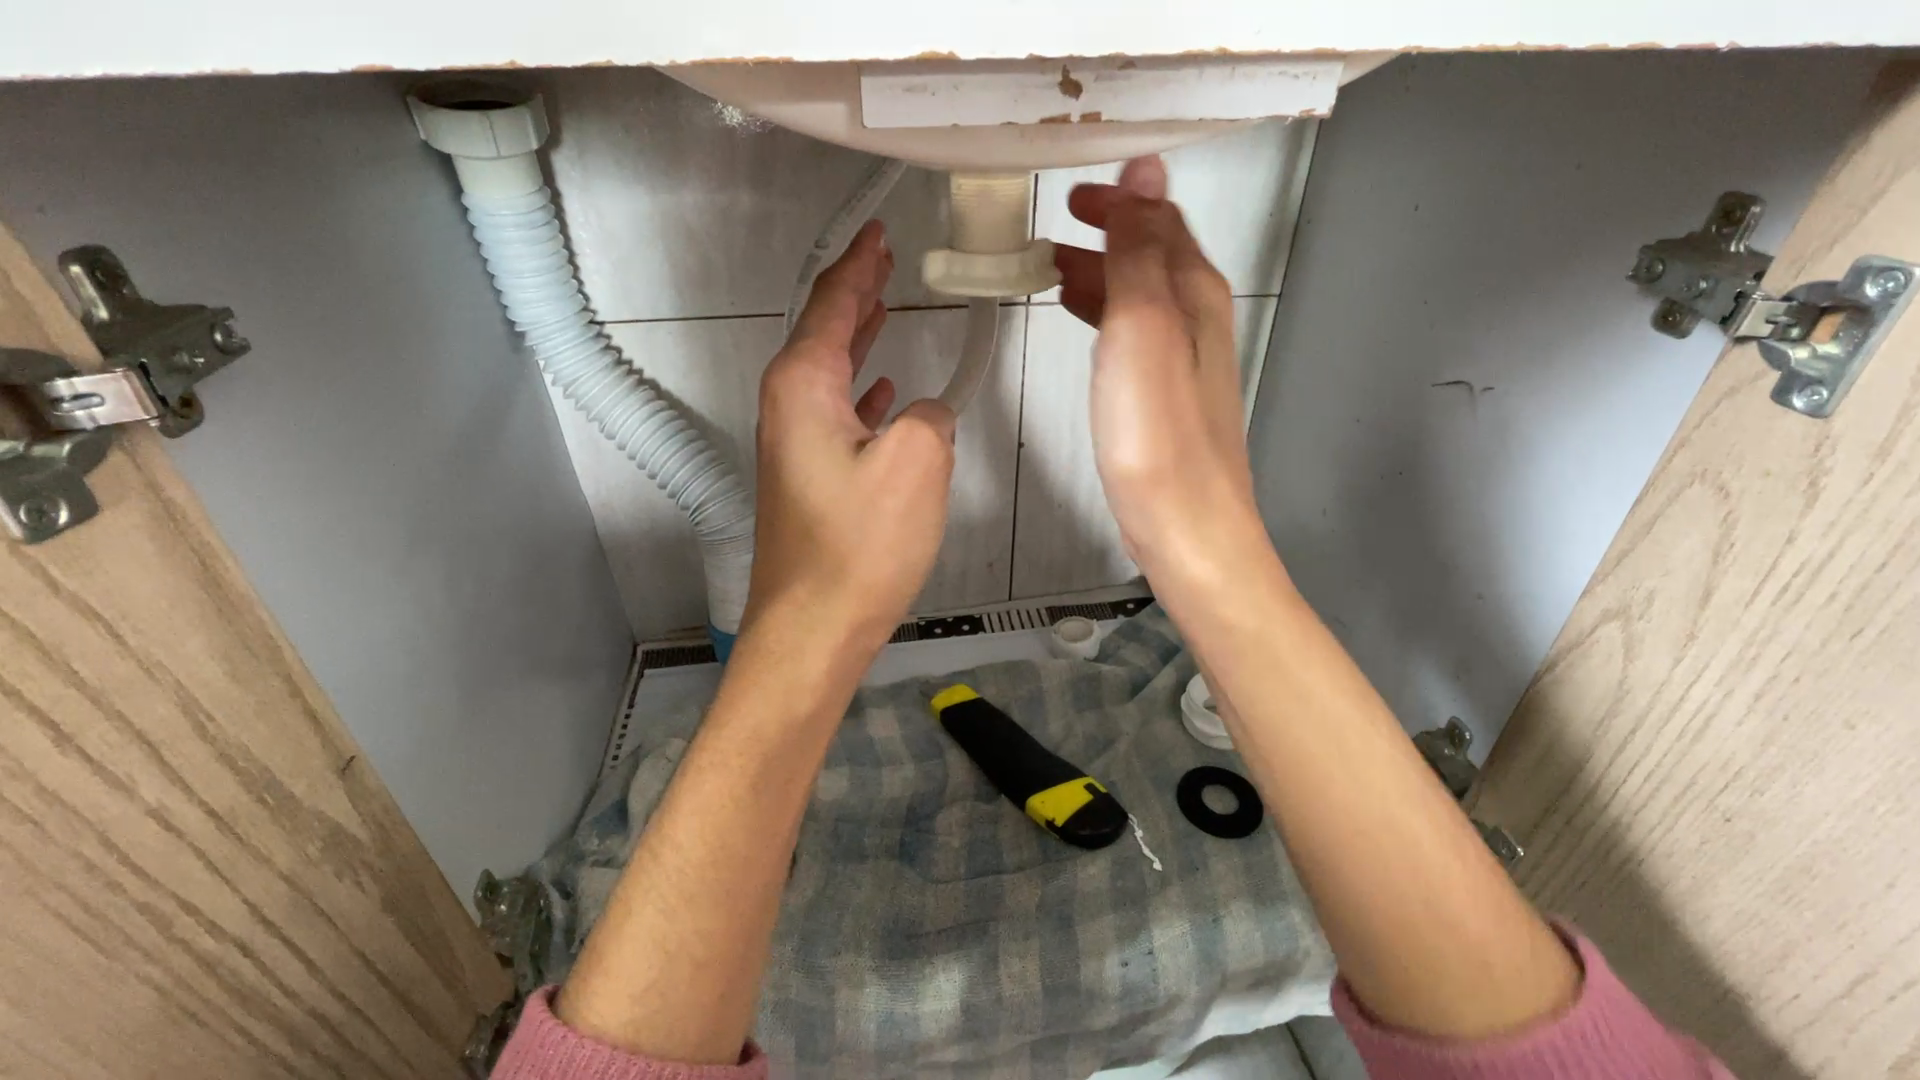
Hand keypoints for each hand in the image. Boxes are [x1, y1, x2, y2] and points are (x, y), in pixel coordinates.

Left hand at [745, 220, 957, 653]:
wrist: (814, 626)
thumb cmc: (860, 545)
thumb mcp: (916, 463)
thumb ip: (928, 415)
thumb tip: (924, 413)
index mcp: (804, 386)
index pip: (832, 303)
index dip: (860, 263)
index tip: (880, 230)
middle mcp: (788, 406)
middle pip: (824, 331)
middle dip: (857, 291)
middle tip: (886, 257)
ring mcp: (794, 444)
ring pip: (830, 371)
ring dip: (860, 336)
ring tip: (887, 304)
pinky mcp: (808, 477)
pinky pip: (837, 412)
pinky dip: (861, 388)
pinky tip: (883, 389)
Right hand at [1053, 156, 1269, 597]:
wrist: (1186, 524)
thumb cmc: (1156, 428)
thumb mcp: (1142, 324)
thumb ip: (1140, 247)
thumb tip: (1146, 164)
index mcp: (1195, 291)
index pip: (1160, 219)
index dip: (1119, 199)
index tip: (1066, 195)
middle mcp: (1198, 318)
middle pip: (1153, 256)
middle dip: (1105, 234)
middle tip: (1050, 233)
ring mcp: (1186, 362)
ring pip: (1141, 297)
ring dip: (1100, 276)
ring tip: (1050, 275)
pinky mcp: (1168, 400)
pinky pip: (1135, 336)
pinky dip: (1105, 317)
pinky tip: (1083, 331)